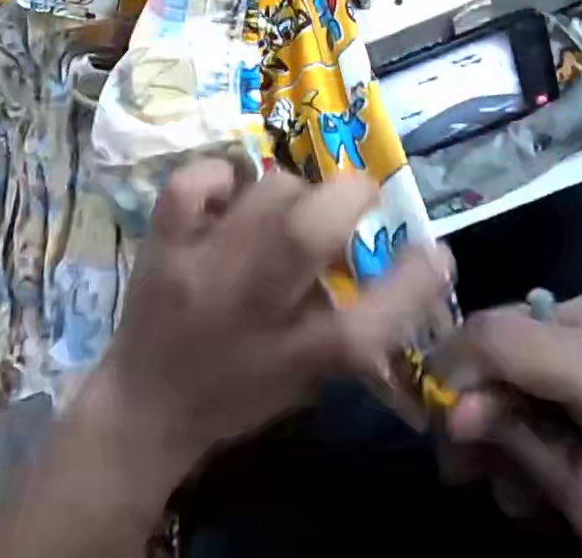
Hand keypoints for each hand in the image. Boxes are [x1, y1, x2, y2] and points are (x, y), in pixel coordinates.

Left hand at [0, 162, 452, 557]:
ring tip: (293, 207)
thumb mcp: (307, 378)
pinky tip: (234, 196)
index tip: (438, 253)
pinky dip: (224, 177)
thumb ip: (353, 326)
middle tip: (360, 196)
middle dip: (350, 196)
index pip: (365, 327)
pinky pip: (196, 182)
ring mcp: (196, 269)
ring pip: (266, 194)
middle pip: (306, 235)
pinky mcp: (161, 243)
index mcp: (291, 359)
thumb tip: (402, 255)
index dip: (412, 284)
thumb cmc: (239, 391)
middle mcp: (246, 310)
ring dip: (297, 190)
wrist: (143, 404)